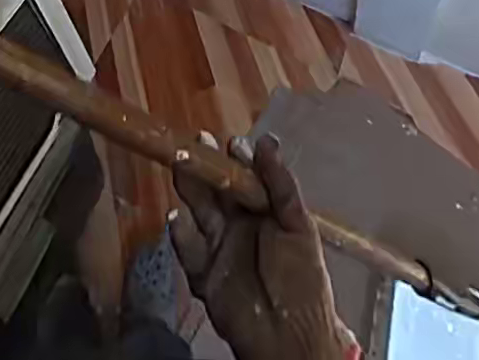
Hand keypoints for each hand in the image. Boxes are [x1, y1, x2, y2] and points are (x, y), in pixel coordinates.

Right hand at [170, 134, 356, 359]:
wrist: (294, 339)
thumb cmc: (302, 278)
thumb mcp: (299, 226)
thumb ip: (281, 185)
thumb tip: (266, 140)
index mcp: (261, 208)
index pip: (244, 175)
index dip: (237, 158)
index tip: (231, 144)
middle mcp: (236, 221)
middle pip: (216, 187)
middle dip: (206, 164)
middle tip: (197, 142)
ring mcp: (218, 245)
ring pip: (198, 209)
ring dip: (189, 187)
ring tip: (180, 165)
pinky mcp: (204, 273)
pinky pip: (188, 249)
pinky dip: (179, 234)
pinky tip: (176, 217)